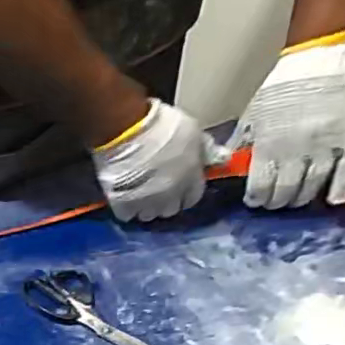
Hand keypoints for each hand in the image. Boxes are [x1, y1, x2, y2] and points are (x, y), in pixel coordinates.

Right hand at [90, 99, 219, 222]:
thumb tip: (222, 159)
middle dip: (166, 203)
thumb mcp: (194, 134)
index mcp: (191, 179)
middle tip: (158, 191)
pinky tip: (124, 198)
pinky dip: (126, 209)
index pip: (192, 198)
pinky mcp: (122, 206)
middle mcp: (170, 197)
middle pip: (169, 211)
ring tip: (139, 196)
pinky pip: (126, 215)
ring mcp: (145, 204)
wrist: (129, 136)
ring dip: (145, 208)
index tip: (180, 186)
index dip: (186, 193)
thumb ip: (205, 151)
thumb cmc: (164, 129)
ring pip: (147, 215)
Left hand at [233, 31, 344, 208]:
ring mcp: (327, 142)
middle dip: (277, 201)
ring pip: (314, 184)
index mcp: (268, 146)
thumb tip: (226, 167)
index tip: (255, 200)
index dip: (256, 199)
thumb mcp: (250, 120)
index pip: (260, 187)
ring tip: (297, 198)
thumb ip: (241, 146)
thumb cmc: (280, 90)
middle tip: (275, 201)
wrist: (320, 58)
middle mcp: (297, 149)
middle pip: (286, 190)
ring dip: (303, 197)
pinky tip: (336, 199)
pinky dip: (344, 187)